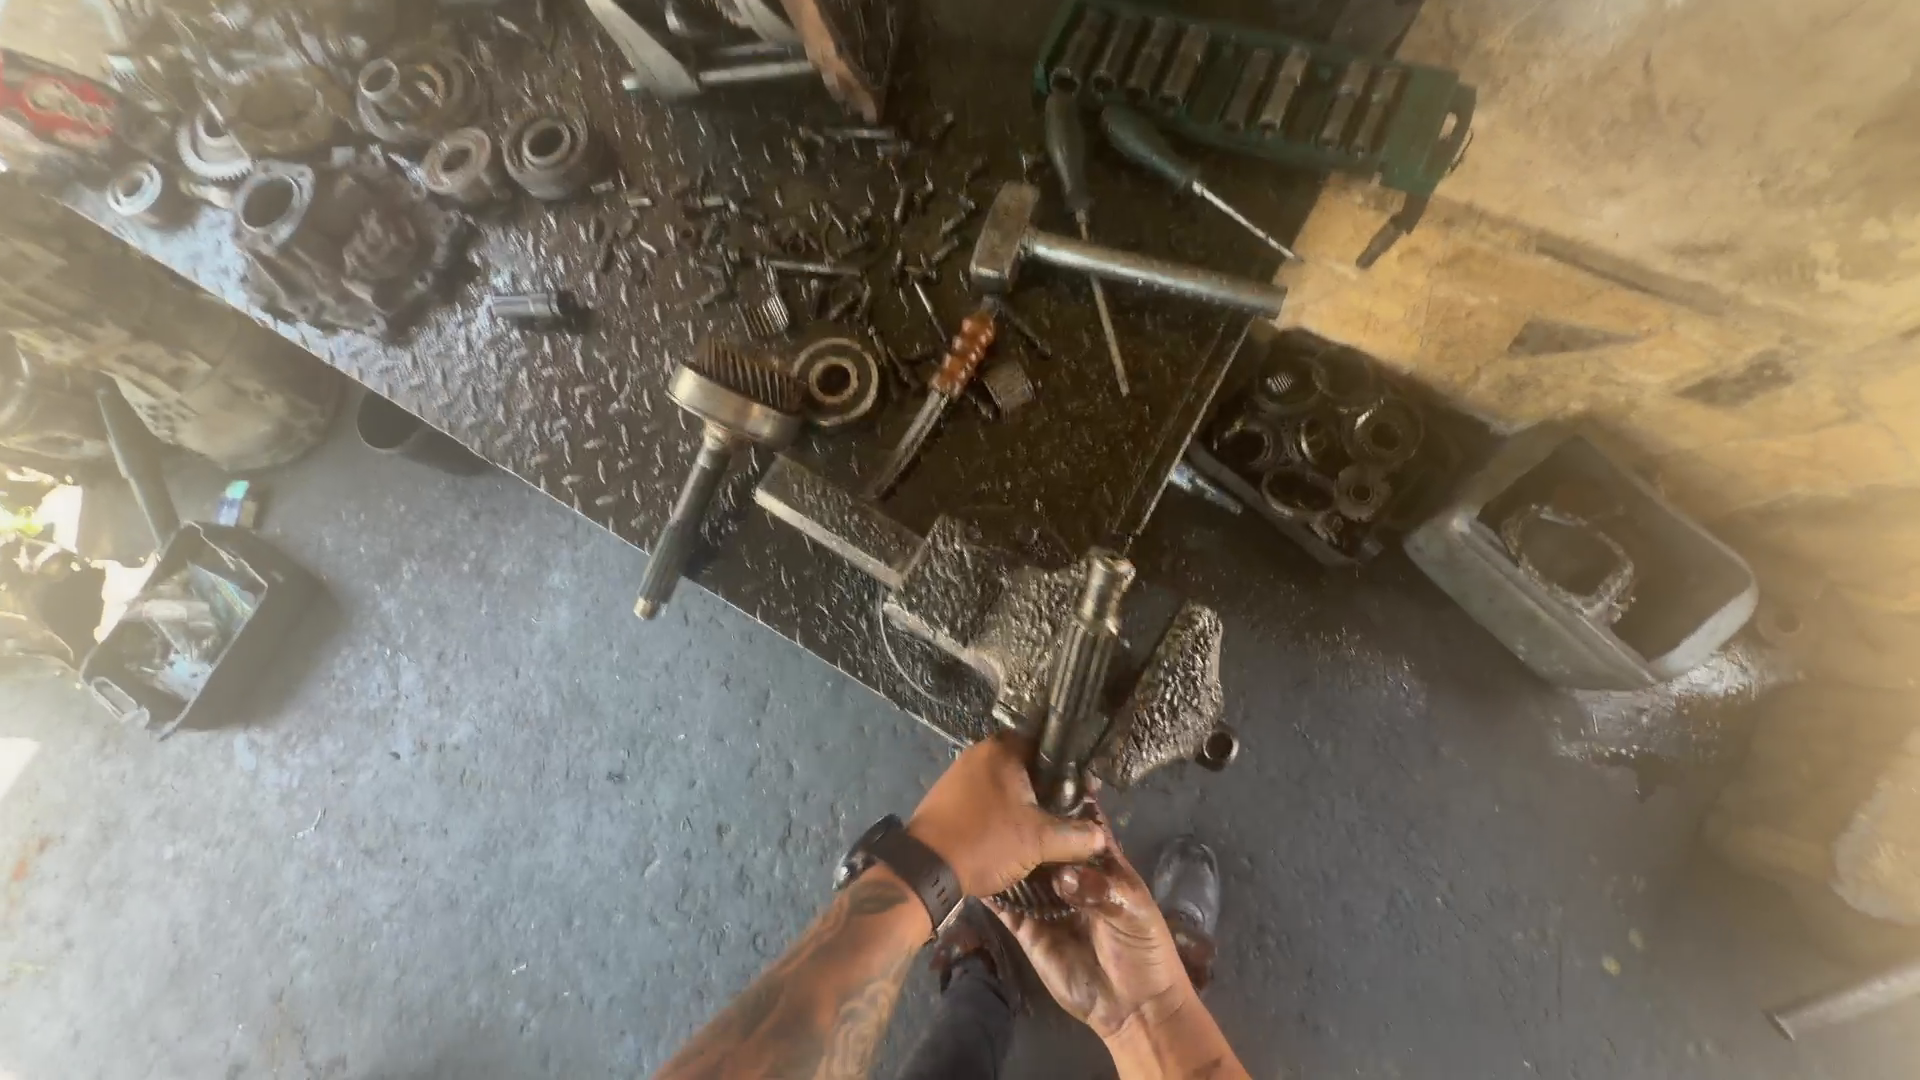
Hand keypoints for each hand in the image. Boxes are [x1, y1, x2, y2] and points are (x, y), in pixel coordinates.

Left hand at [907, 733, 1108, 897]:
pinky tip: (1013, 831)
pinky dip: (1003, 809)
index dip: (1067, 766)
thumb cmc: (985, 841)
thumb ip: (1075, 835)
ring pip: (1006, 782)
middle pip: (1026, 764)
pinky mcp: (950, 795)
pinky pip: (987, 795)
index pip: (1046, 744)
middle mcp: (979, 752)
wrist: (925, 868)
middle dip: (1046, 787)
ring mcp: (961, 773)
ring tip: (1044, 825)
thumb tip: (1100, 836)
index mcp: (1001, 748)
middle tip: (1066, 811)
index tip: (1082, 789)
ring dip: (1024, 801)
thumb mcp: (1038, 840)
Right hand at [994, 815, 1194, 1040]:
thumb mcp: (1132, 908)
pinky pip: (1006, 906)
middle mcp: (1069, 873)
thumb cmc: (1143, 947)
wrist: (1134, 1007)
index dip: (1064, 799)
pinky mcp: (1028, 928)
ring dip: (1006, 853)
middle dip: (1027, 823)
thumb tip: (1061, 875)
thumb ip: (1099, 887)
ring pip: (1022, 869)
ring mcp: (1046, 900)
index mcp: (1099, 860)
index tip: (1039, 773)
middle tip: (998, 797)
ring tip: (980, 828)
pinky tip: (975, 870)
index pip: (1080, 822)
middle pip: (1044, 841)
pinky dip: (992, 890)